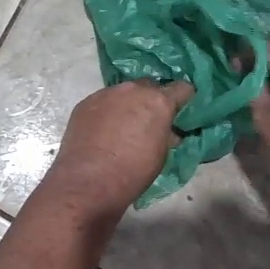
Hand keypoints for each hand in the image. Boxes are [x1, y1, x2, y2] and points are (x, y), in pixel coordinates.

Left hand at [39, 80, 195, 223]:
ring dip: (128, 105)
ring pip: (124, 93)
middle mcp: (133, 90)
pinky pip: (103, 102)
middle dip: (152, 100)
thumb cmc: (133, 172)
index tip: (181, 109)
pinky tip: (103, 131)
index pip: (181, 88)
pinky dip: (107, 112)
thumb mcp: (160, 155)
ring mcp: (106, 93)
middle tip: (150, 121)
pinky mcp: (86, 102)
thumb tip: (168, 131)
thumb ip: (166, 134)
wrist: (88, 182)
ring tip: (123, 127)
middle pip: (149, 86)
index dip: (183, 98)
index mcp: (157, 101)